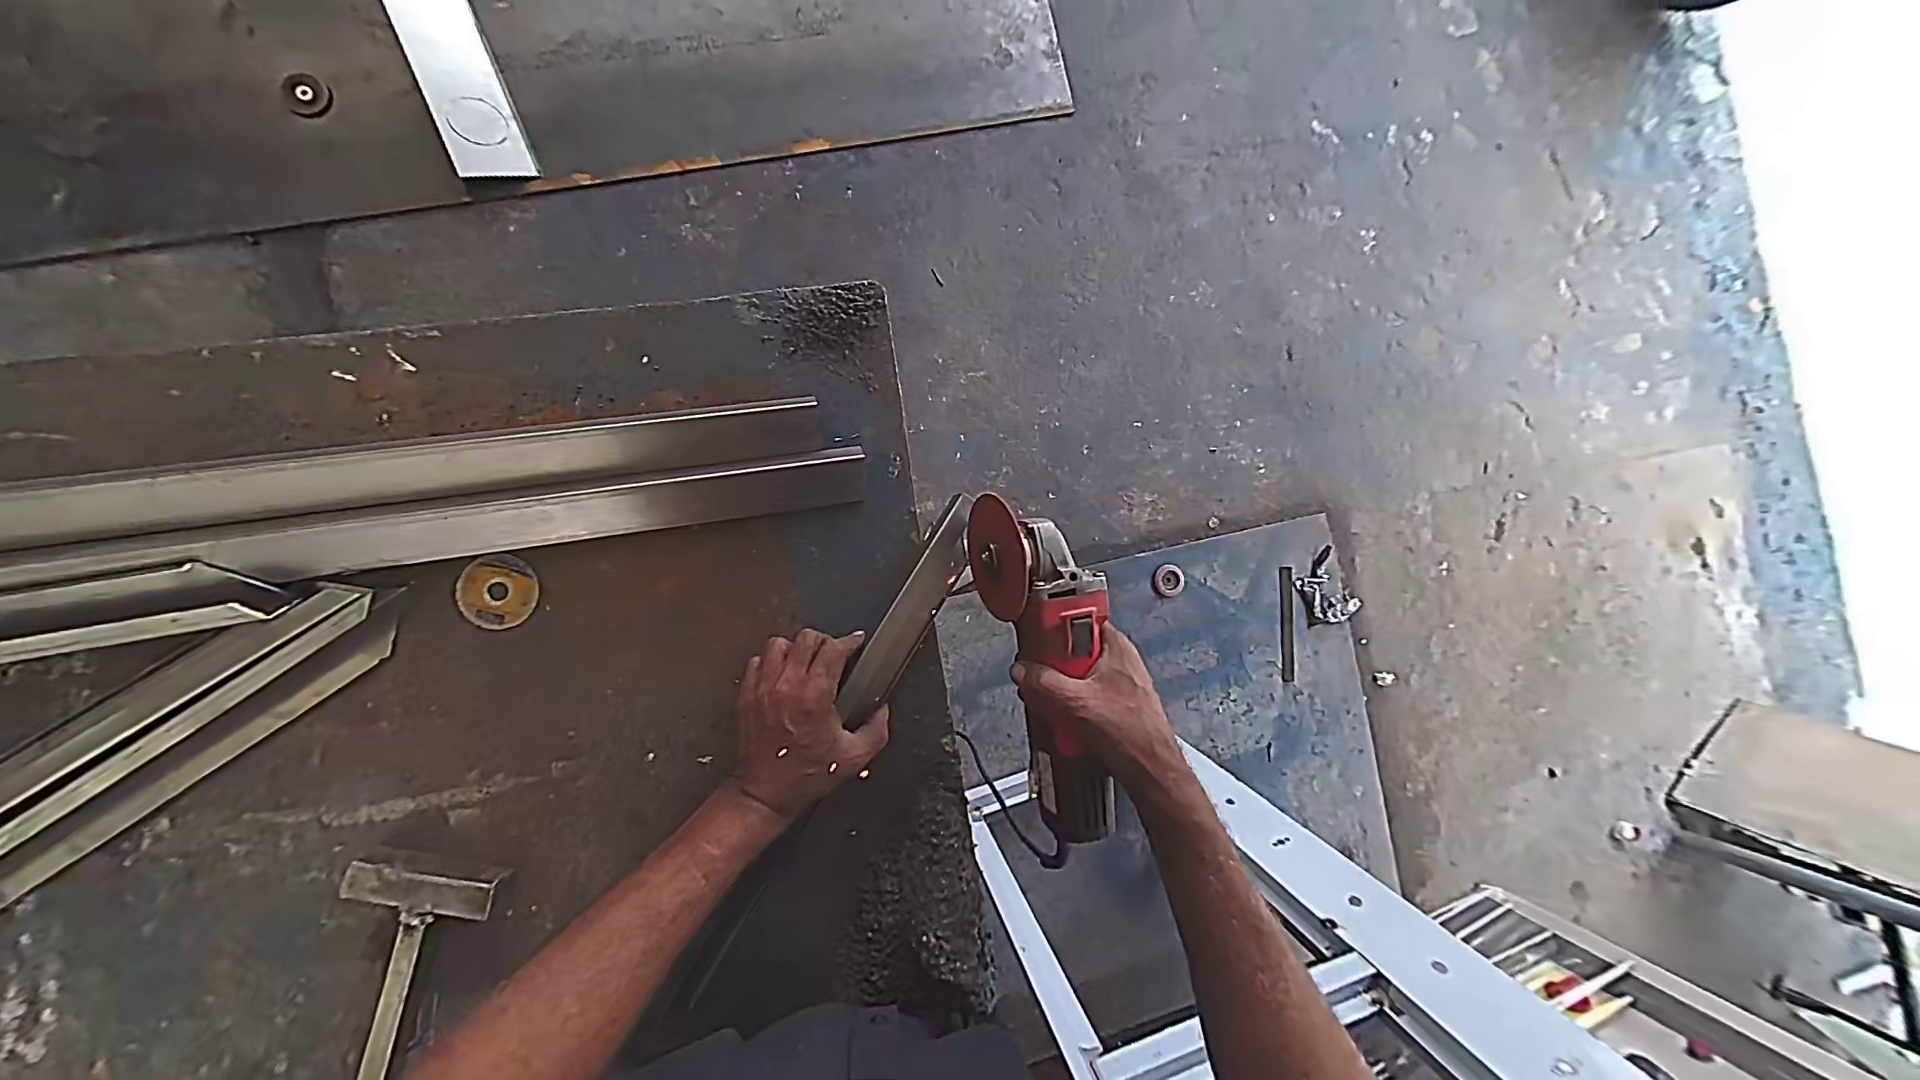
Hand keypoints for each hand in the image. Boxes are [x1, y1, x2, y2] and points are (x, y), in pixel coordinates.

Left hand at [729, 629, 890, 819]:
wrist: (765, 793)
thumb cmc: (805, 777)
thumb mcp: (854, 758)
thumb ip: (876, 731)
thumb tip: (882, 711)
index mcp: (815, 697)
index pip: (833, 649)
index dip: (849, 641)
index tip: (855, 643)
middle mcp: (787, 687)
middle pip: (806, 638)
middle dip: (825, 642)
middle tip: (832, 653)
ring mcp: (763, 689)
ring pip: (779, 644)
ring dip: (795, 649)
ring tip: (805, 661)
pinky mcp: (747, 695)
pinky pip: (757, 661)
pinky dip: (771, 662)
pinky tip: (782, 674)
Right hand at [1010, 626, 1184, 795]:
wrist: (1150, 769)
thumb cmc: (1131, 733)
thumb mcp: (1075, 702)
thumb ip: (1043, 682)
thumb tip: (1023, 671)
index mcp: (1116, 646)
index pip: (1079, 619)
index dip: (1056, 628)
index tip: (1038, 639)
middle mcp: (1120, 659)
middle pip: (1073, 651)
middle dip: (1054, 667)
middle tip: (1042, 680)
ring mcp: (1119, 681)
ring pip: (1078, 675)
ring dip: (1062, 689)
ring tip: (1054, 705)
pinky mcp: (1116, 702)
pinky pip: (1086, 694)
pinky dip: (1074, 704)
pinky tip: (1068, 721)